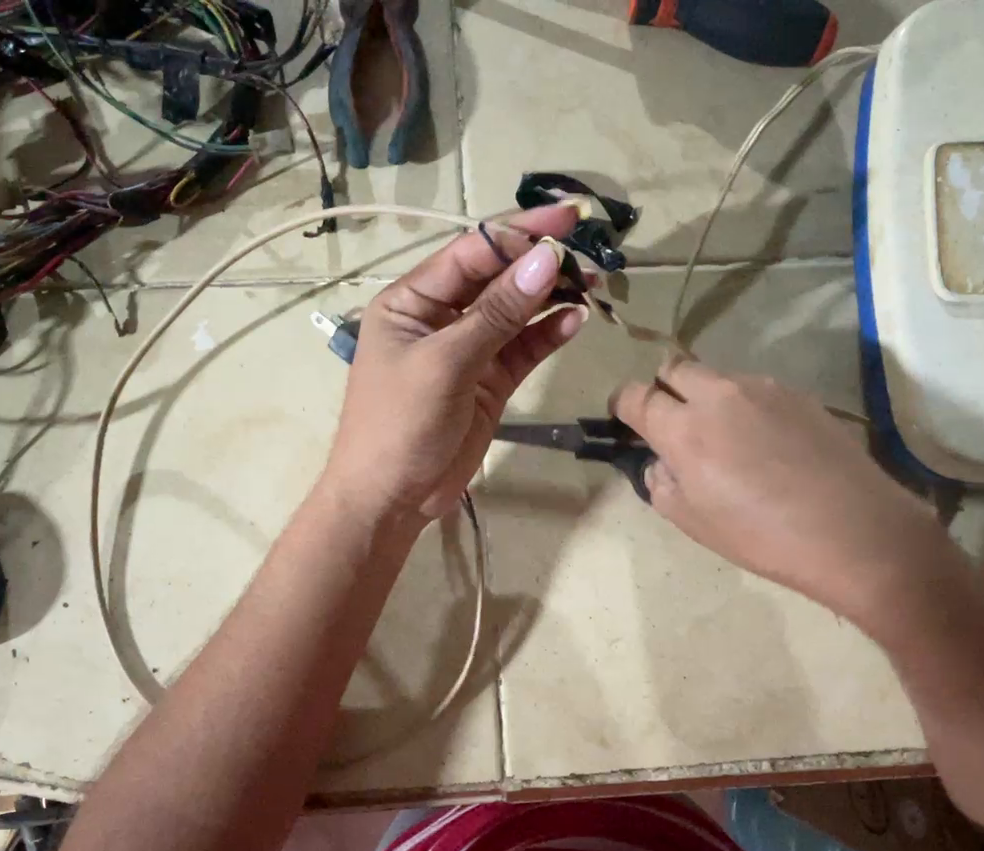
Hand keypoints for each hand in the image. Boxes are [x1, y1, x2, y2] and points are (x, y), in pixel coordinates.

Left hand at [317, 204, 587, 525]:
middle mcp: (440, 318)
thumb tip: (545, 260)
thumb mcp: (444, 363)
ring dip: (551, 297)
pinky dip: (548, 335)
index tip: (567, 219)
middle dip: (539, 263)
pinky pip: (523, 349)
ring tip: (593, 284)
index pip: (471, 253)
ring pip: (515, 312)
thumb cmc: (399, 424)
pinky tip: (576, 321)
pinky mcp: (489, 382)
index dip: (518, 233)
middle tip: (591, 253)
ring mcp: (467, 351)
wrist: (390, 497)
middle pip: (496, 278)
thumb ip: (496, 314)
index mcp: (411, 300)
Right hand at [611, 360, 959, 626]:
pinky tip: (765, 446)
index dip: (621, 405)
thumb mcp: (691, 521)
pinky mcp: (800, 395)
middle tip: (673, 424)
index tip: (624, 420)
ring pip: (717, 377)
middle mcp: (719, 395)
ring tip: (726, 440)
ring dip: (707, 397)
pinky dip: (745, 407)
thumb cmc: (760, 536)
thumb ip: (660, 481)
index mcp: (683, 429)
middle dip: (664, 389)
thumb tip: (661, 460)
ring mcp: (764, 389)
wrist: (853, 531)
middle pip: (675, 367)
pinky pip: (755, 390)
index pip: (635, 396)